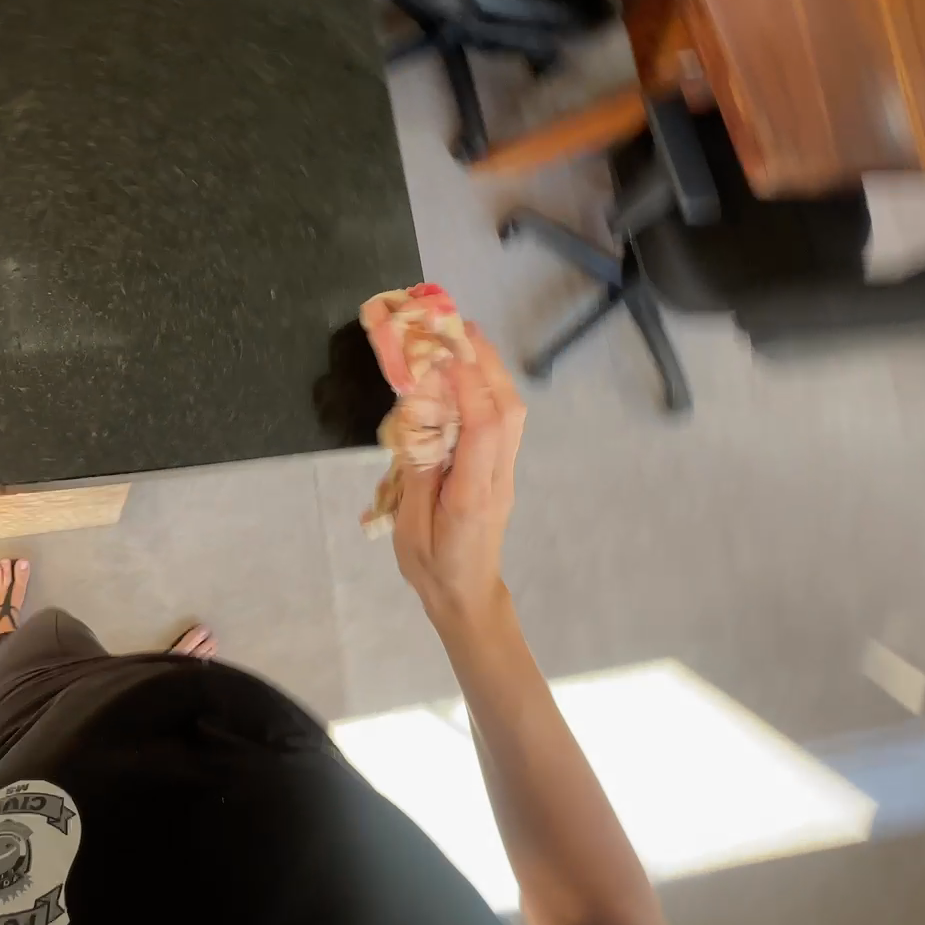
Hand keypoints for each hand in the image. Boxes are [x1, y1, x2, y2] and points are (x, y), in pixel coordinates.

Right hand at [392, 323, 526, 623]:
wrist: (467, 596)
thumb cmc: (432, 567)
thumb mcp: (412, 527)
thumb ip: (418, 474)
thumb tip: (418, 423)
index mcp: (471, 495)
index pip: (481, 432)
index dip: (468, 388)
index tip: (445, 354)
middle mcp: (497, 478)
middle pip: (507, 413)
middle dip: (487, 366)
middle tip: (460, 329)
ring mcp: (505, 473)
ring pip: (512, 414)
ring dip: (492, 372)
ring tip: (465, 340)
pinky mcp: (501, 471)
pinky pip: (504, 423)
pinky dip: (490, 390)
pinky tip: (470, 375)